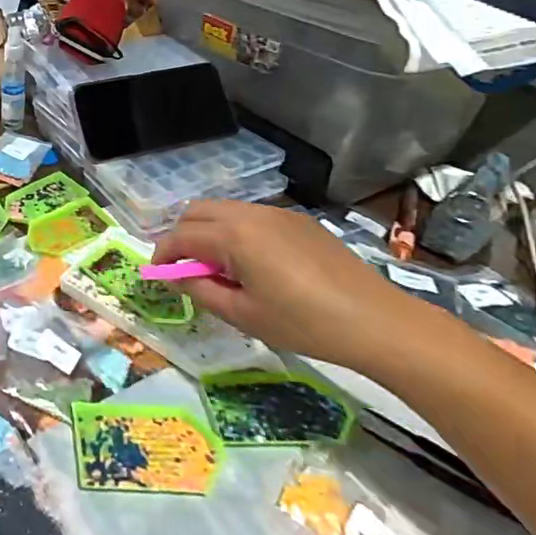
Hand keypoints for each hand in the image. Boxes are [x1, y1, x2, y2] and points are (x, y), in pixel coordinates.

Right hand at [152, 201, 433, 370]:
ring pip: (225, 210)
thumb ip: (201, 290)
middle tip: (186, 270)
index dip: (163, 254)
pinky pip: (253, 217)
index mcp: (233, 235)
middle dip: (182, 236)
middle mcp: (251, 213)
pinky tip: (255, 265)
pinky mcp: (299, 221)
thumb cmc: (304, 323)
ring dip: (210, 232)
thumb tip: (176, 276)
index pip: (181, 236)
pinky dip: (237, 232)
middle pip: (198, 211)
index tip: (158, 274)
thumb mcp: (244, 315)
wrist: (377, 321)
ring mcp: (278, 213)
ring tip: (221, 270)